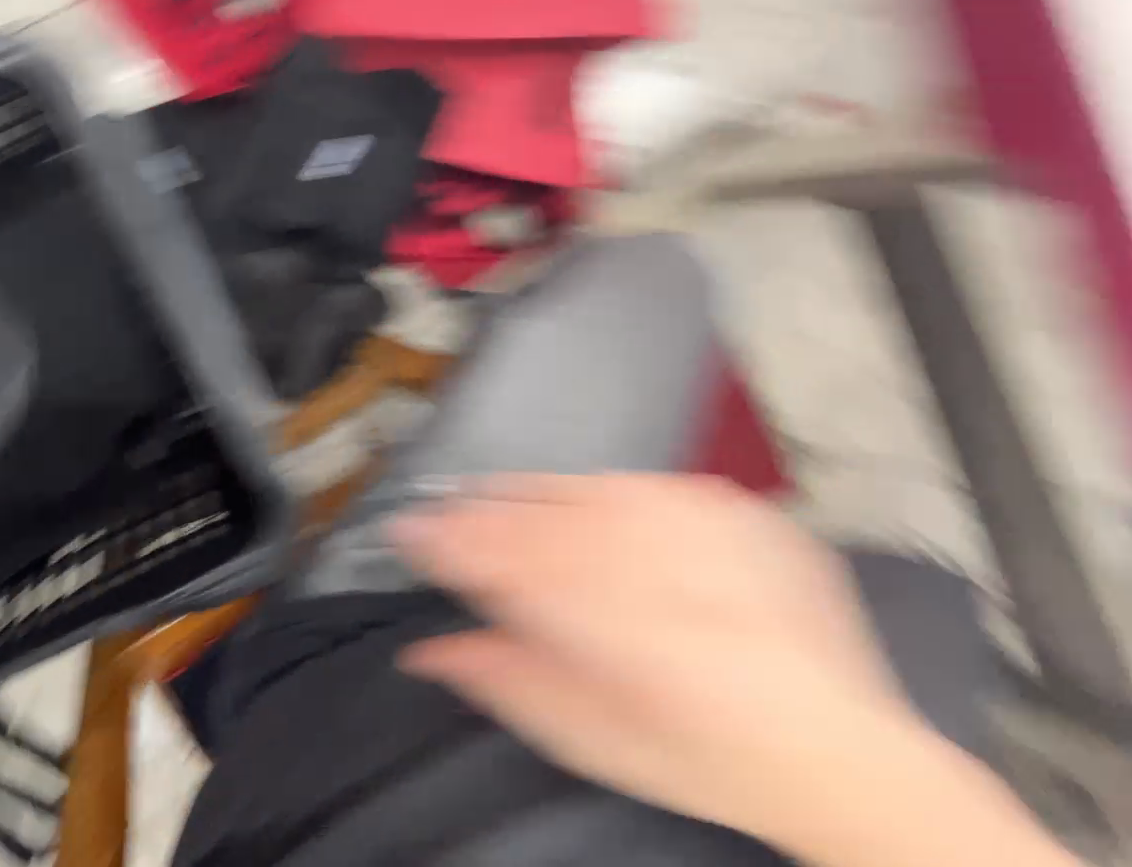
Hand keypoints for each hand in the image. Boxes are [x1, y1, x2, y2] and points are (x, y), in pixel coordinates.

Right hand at [389, 474, 925, 849]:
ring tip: (486, 495)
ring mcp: (698, 530)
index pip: (494, 556)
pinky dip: (592, 491)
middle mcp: (651, 564)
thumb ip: (498, 680)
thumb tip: (428, 653)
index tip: (406, 532)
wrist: (837, 752)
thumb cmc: (711, 758)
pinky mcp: (732, 514)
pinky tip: (572, 500)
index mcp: (606, 624)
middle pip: (529, 516)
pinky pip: (638, 485)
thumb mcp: (586, 738)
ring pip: (578, 489)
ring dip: (522, 494)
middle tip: (436, 512)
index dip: (439, 539)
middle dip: (471, 511)